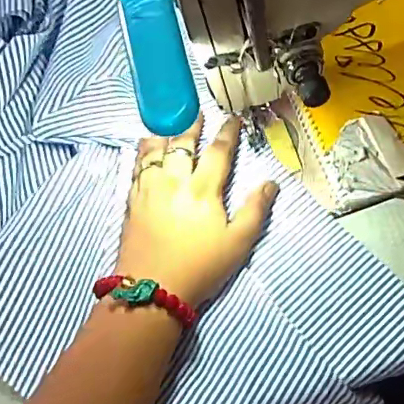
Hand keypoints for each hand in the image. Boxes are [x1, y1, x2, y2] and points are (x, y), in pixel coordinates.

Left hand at [114, 117, 278, 307]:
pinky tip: (145, 149)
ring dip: (165, 134)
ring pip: (155, 151)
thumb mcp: (238, 243)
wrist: (152, 290)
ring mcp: (149, 190)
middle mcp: (174, 182)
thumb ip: (255, 210)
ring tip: (170, 123)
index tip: (233, 119)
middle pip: (183, 145)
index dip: (228, 133)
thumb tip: (270, 183)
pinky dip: (143, 152)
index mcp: (203, 190)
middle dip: (192, 126)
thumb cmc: (201, 268)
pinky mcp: (132, 202)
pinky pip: (136, 167)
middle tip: (198, 114)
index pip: (218, 152)